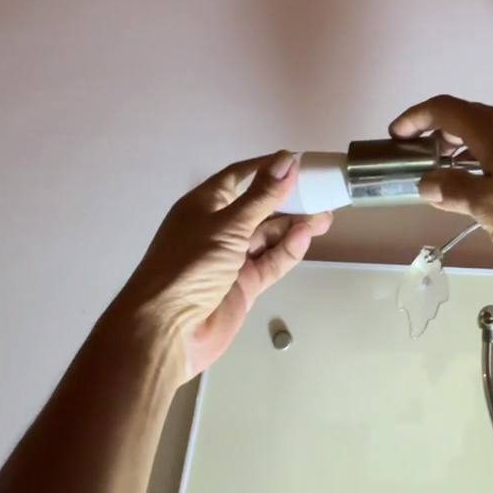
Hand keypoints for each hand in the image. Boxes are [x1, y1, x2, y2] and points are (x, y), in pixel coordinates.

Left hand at [113, 152, 332, 381]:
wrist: (166, 331)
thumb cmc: (189, 265)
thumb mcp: (228, 225)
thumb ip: (262, 196)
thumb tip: (285, 160)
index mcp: (205, 205)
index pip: (239, 176)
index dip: (266, 168)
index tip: (296, 162)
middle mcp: (218, 228)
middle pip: (259, 207)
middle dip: (289, 200)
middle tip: (322, 194)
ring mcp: (232, 258)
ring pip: (269, 235)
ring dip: (294, 225)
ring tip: (325, 218)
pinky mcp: (244, 284)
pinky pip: (270, 261)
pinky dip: (287, 250)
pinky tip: (305, 238)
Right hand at [389, 96, 492, 271]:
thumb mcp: (487, 207)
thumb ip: (453, 189)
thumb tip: (429, 182)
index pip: (445, 108)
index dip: (416, 118)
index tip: (396, 135)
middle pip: (468, 118)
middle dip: (438, 134)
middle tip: (418, 159)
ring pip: (490, 135)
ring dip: (463, 150)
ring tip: (446, 178)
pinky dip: (485, 160)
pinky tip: (484, 189)